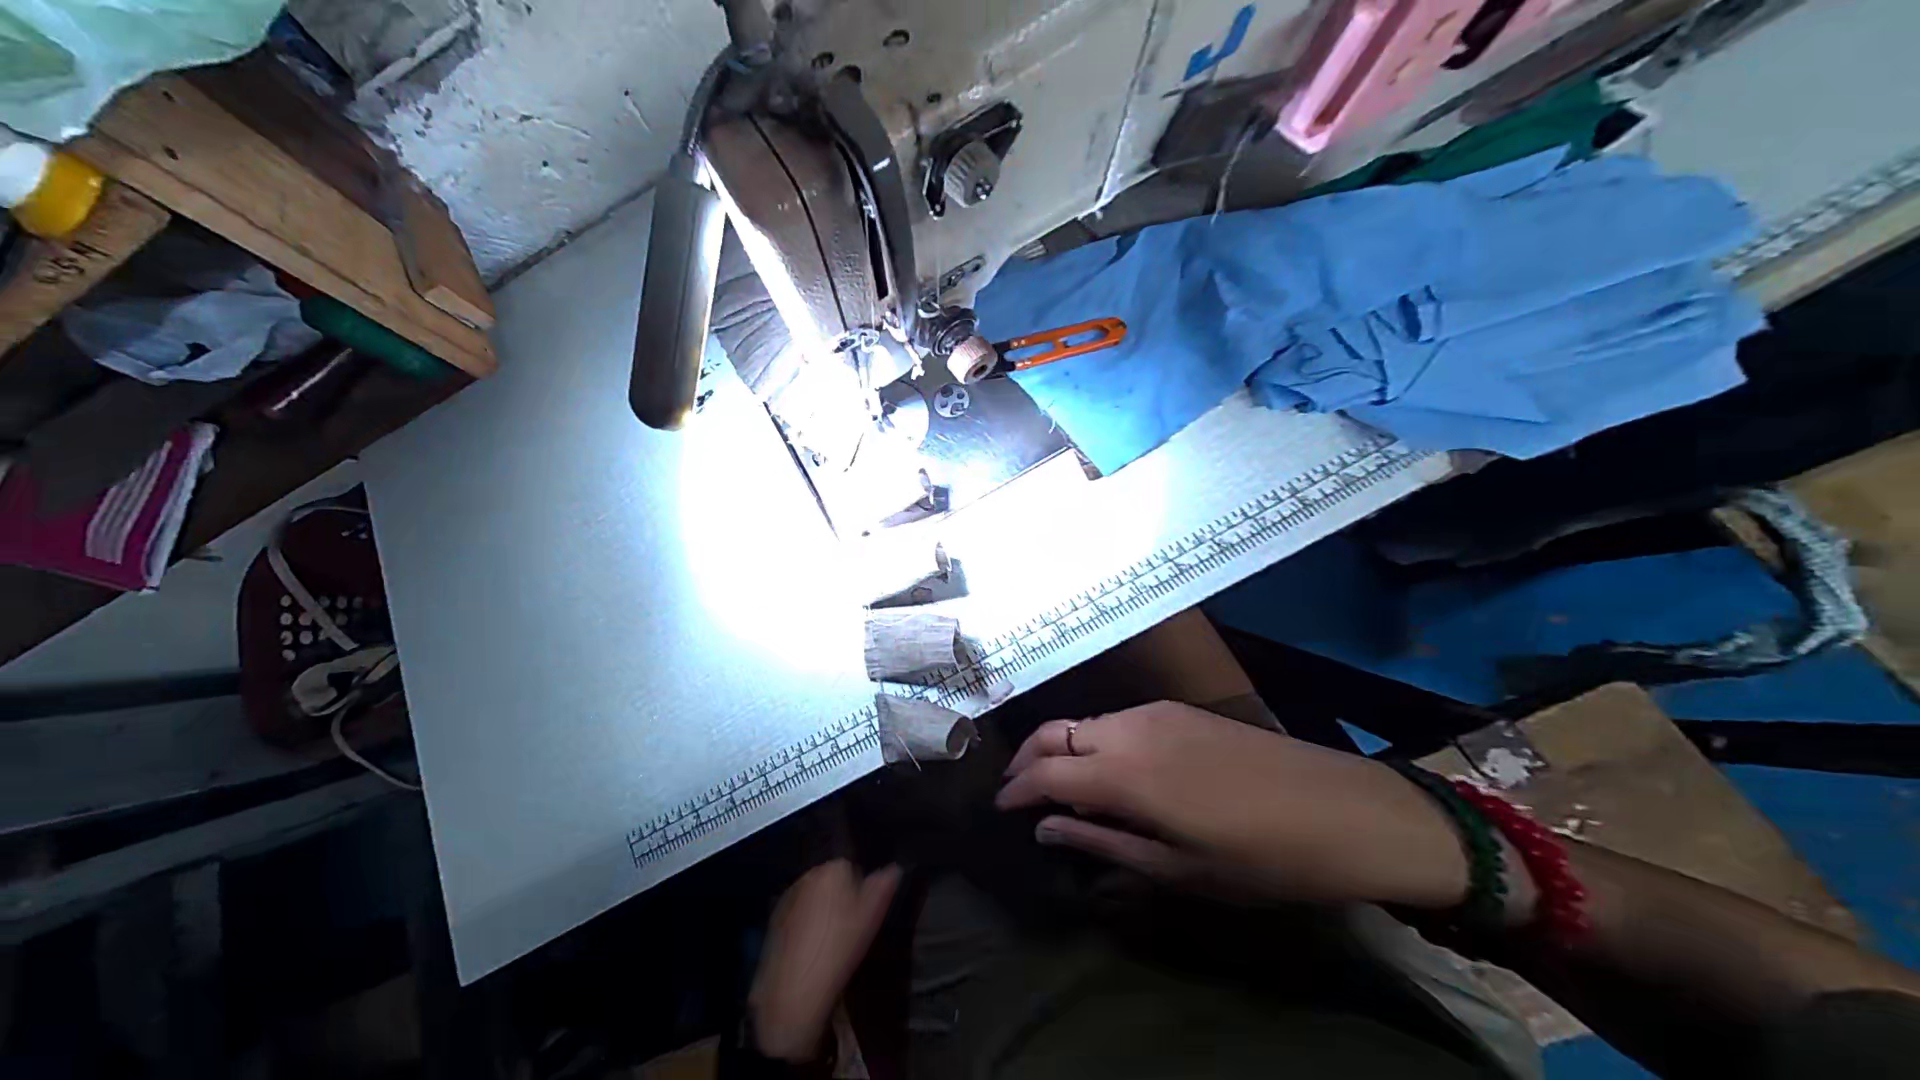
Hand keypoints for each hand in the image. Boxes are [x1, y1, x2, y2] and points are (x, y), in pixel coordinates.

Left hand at [748, 859, 901, 1061]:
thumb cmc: (839, 948)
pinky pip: (797, 912)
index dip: (859, 892)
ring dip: (821, 909)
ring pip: (813, 896)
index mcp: (833, 869)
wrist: (794, 989)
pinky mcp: (775, 918)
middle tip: (846, 929)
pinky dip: (804, 922)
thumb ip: (882, 887)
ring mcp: (789, 896)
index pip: (851, 868)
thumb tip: (893, 868)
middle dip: (838, 897)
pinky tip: (809, 947)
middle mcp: (808, 875)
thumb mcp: (870, 918)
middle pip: (830, 880)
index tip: (860, 916)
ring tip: (828, 941)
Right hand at [997, 701, 1471, 909]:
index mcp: (1124, 773)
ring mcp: (1155, 713)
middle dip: (1027, 760)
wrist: (1343, 809)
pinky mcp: (1179, 710)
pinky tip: (1106, 769)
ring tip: (1059, 786)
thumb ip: (1102, 842)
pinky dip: (1093, 740)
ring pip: (1084, 721)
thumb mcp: (1176, 868)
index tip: (1001, 810)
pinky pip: (1116, 719)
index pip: (1044, 773)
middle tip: (1018, 793)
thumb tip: (1047, 829)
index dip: (1015, 791)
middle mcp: (1128, 729)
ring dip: (1060, 748)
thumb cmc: (1259, 858)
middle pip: (1054, 732)